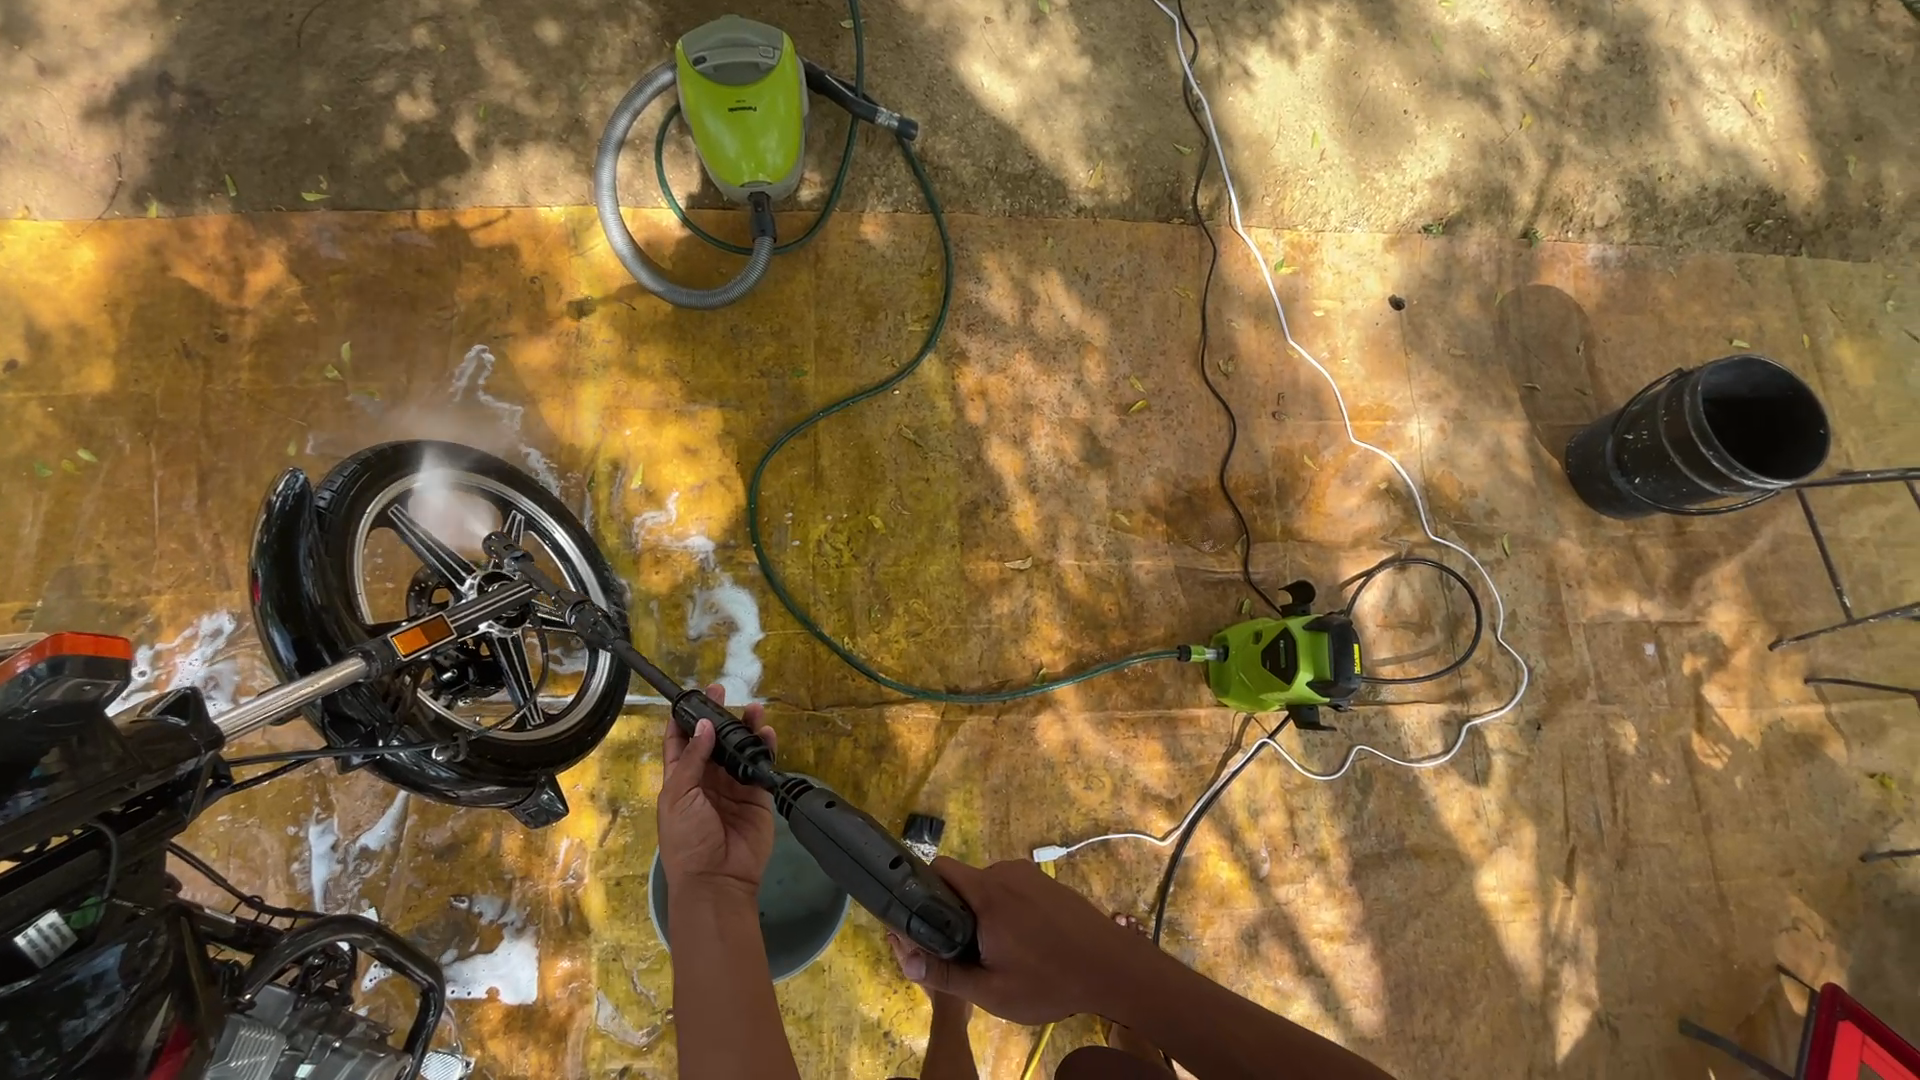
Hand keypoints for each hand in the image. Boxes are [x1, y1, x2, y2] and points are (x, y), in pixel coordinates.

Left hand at [657, 686, 777, 896]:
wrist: (717, 877)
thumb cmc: (687, 839)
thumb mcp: (679, 797)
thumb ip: (693, 759)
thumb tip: (705, 724)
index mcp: (679, 780)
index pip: (679, 743)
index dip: (684, 719)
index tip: (692, 695)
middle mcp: (706, 780)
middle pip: (712, 740)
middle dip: (717, 716)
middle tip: (723, 690)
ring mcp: (733, 786)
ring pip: (738, 748)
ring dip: (744, 727)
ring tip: (753, 708)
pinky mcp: (757, 794)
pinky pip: (760, 765)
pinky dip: (765, 747)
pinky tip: (767, 732)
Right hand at [886, 858, 1146, 1024]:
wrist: (1112, 968)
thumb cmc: (1050, 981)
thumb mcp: (991, 990)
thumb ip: (945, 974)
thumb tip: (906, 960)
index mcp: (987, 892)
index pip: (939, 869)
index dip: (923, 890)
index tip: (922, 920)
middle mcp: (1005, 872)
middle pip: (963, 882)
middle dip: (956, 912)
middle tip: (967, 951)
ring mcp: (1029, 874)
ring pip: (988, 887)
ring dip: (984, 913)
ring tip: (1000, 952)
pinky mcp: (1046, 882)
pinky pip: (1012, 889)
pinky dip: (1007, 910)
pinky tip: (1024, 943)